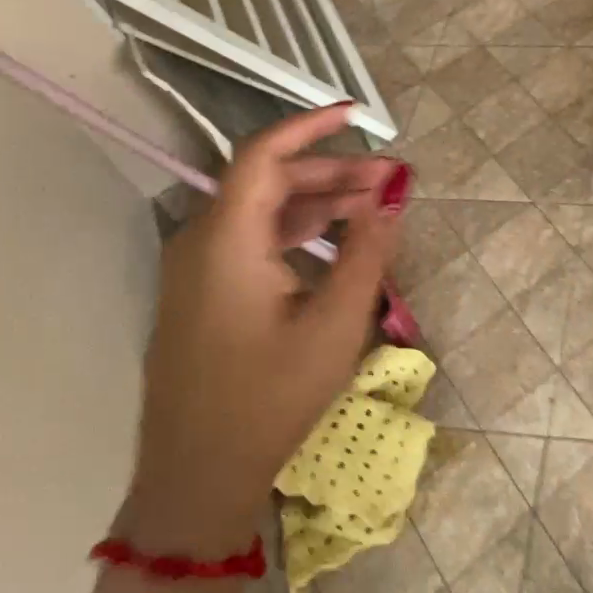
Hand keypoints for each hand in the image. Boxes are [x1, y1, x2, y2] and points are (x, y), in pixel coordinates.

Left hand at [113, 106, 409, 557]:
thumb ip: (367, 250)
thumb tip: (395, 192)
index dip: (309, 127)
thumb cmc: (268, 398)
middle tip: (390, 180)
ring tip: (375, 207)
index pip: (262, 155)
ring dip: (319, 203)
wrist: (197, 478)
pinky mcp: (203, 296)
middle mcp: (202, 243)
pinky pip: (253, 242)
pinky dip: (298, 232)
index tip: (358, 114)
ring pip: (262, 213)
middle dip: (331, 172)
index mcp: (225, 241)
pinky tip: (339, 245)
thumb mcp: (334, 323)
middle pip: (267, 182)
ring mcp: (197, 271)